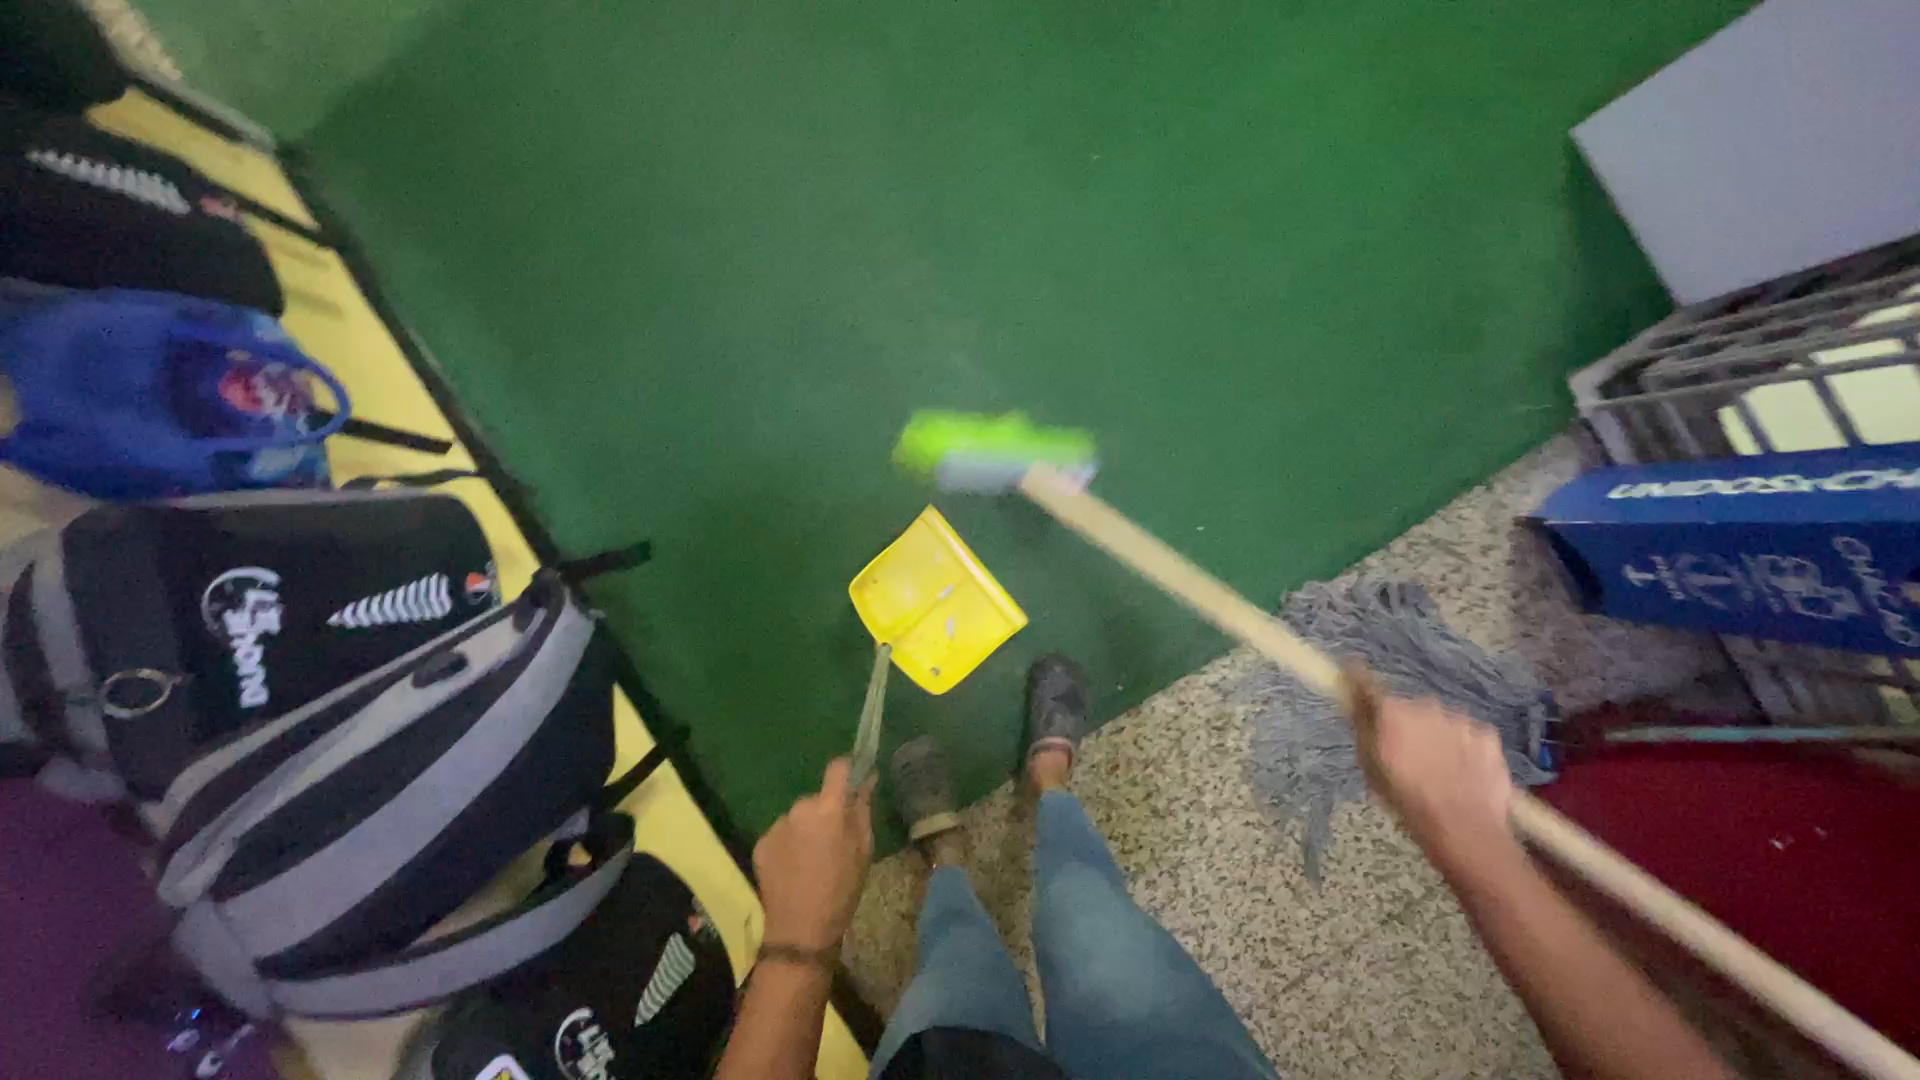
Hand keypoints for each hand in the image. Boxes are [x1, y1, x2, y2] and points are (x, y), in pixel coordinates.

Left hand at [753, 758, 875, 951]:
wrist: (800, 930)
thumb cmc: (842, 889)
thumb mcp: (864, 849)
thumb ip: (863, 809)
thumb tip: (868, 778)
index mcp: (828, 808)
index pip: (837, 768)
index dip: (847, 770)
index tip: (854, 782)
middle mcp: (799, 808)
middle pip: (817, 798)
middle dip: (827, 811)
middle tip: (835, 840)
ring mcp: (777, 825)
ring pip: (798, 817)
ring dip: (807, 828)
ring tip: (813, 859)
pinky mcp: (761, 843)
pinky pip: (782, 834)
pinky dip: (790, 844)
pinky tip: (795, 868)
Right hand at [1347, 667, 1517, 864]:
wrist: (1463, 826)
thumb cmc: (1404, 797)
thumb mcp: (1368, 764)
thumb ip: (1361, 725)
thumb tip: (1352, 698)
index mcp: (1391, 710)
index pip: (1366, 682)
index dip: (1355, 677)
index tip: (1349, 671)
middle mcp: (1426, 704)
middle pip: (1407, 707)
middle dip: (1403, 723)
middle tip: (1403, 752)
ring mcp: (1460, 719)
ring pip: (1439, 721)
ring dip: (1434, 735)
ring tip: (1437, 768)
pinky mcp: (1488, 735)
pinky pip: (1467, 734)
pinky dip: (1462, 746)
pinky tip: (1461, 770)